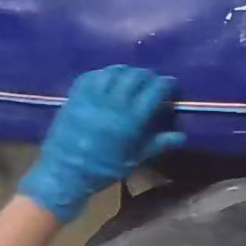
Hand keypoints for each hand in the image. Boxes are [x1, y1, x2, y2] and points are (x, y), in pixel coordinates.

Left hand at [18, 65, 185, 219]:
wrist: (65, 174)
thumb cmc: (103, 170)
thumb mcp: (133, 160)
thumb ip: (157, 144)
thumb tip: (181, 136)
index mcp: (131, 120)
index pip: (154, 90)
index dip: (165, 83)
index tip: (170, 84)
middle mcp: (113, 103)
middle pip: (135, 76)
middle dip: (147, 75)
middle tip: (151, 81)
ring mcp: (92, 97)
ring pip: (114, 71)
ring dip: (126, 71)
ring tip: (130, 77)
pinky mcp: (75, 96)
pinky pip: (92, 75)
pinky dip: (103, 74)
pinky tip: (107, 79)